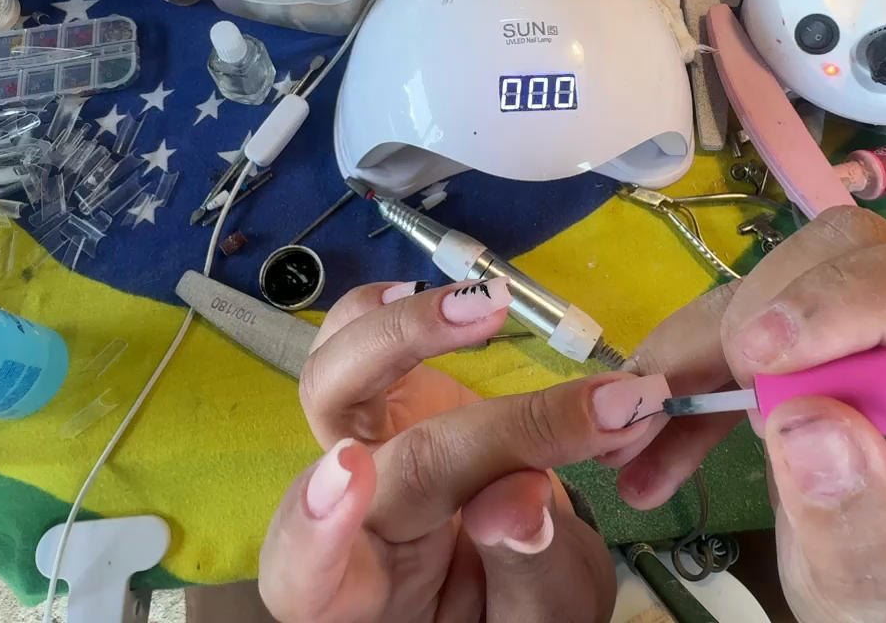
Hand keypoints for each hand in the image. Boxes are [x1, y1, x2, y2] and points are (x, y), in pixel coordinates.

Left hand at [259, 277, 668, 622]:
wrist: (506, 571)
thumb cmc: (512, 608)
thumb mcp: (541, 619)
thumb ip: (529, 573)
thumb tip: (522, 500)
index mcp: (361, 593)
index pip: (308, 570)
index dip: (318, 524)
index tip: (349, 474)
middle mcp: (344, 509)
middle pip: (367, 447)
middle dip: (484, 418)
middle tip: (577, 386)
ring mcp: (358, 437)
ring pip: (333, 371)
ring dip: (408, 328)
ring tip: (494, 307)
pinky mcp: (385, 395)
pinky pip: (354, 336)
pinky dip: (388, 307)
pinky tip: (442, 294)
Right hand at [612, 207, 885, 622]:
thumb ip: (868, 535)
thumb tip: (803, 420)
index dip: (860, 303)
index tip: (765, 361)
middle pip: (866, 258)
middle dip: (776, 311)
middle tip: (719, 386)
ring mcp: (883, 333)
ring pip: (793, 268)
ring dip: (714, 334)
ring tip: (666, 416)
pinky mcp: (822, 341)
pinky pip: (744, 313)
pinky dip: (687, 361)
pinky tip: (652, 422)